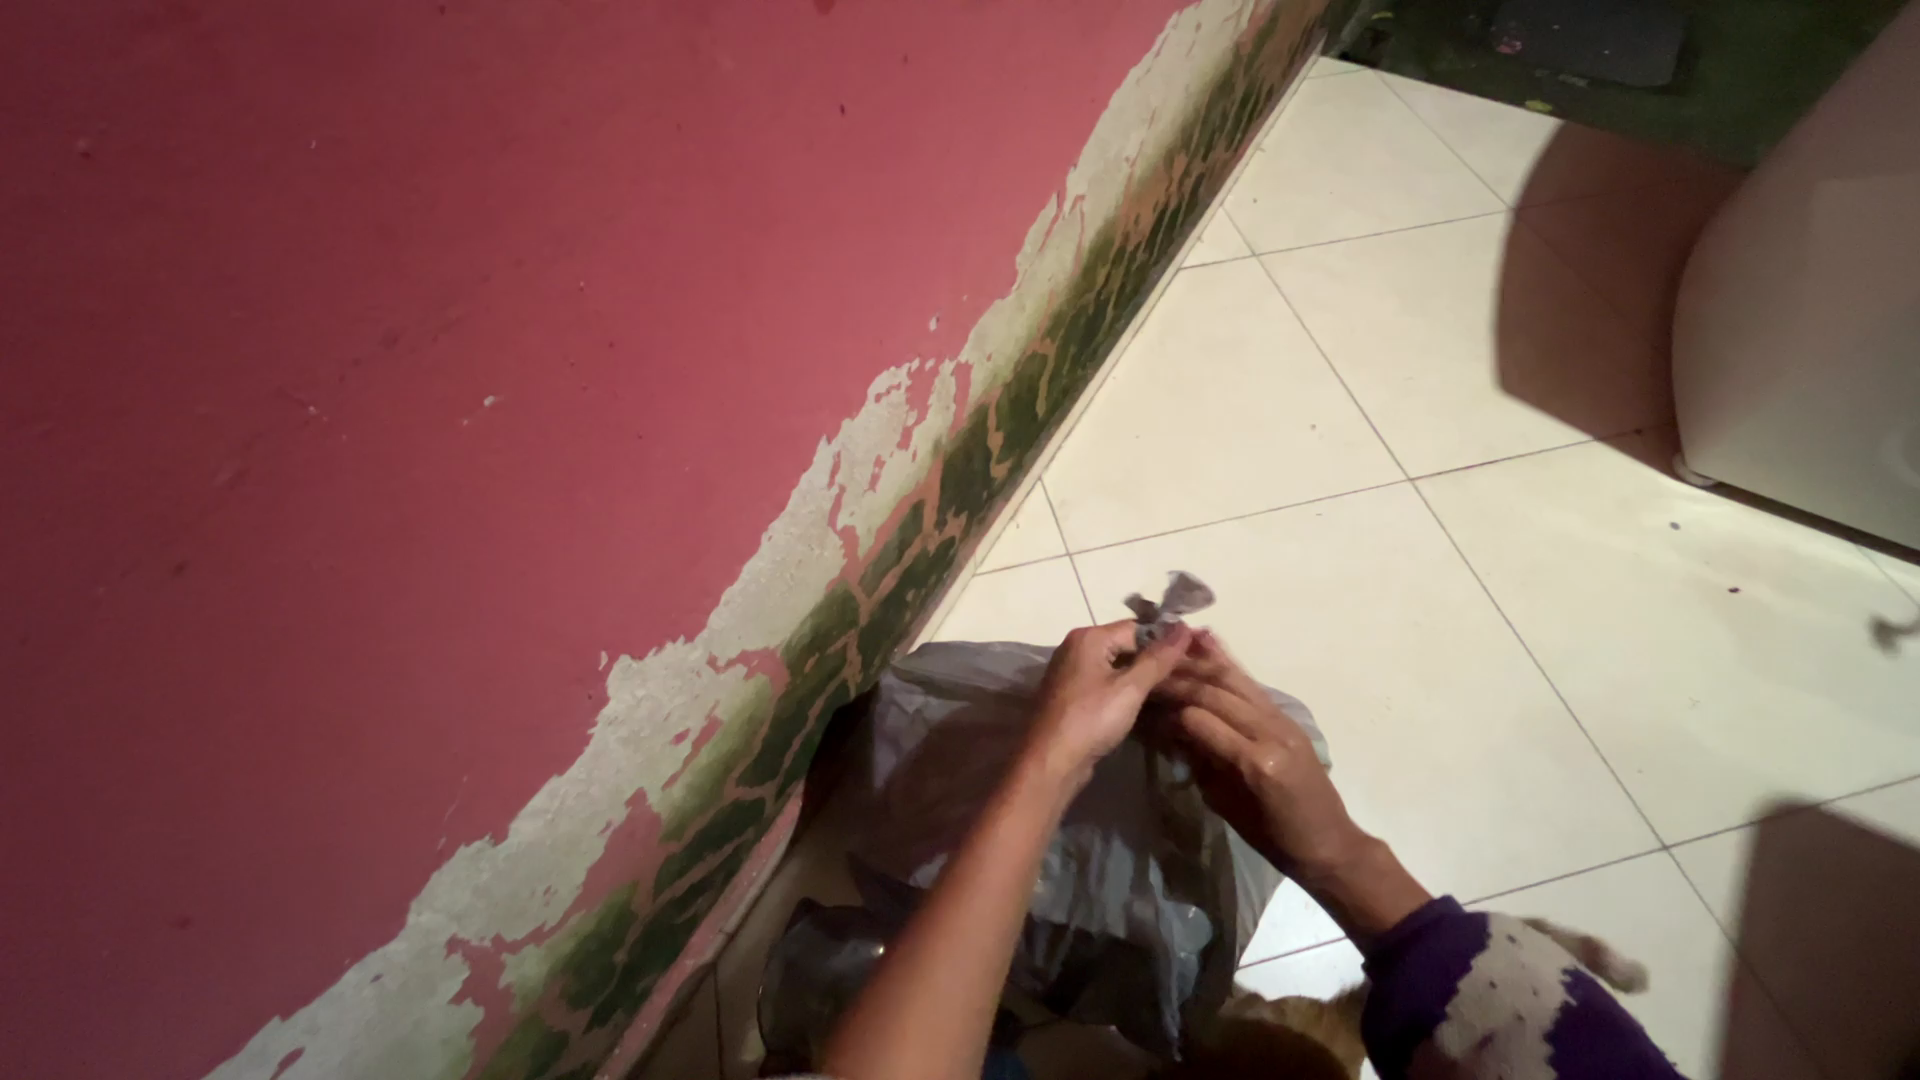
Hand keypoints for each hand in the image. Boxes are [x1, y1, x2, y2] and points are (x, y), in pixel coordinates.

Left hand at [1026, 620, 1191, 783]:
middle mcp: (1077, 648)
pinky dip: (1127, 690)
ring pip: (1118, 667)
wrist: (1051, 761)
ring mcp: (1073, 672)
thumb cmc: (1091, 719)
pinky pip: (1107, 684)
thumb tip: (1184, 627)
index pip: (1137, 628)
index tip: (1197, 654)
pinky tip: (1151, 704)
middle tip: (1192, 674)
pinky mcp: (1074, 695)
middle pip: (1126, 645)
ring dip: (1144, 677)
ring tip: (1178, 689)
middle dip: (1157, 660)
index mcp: (1088, 637)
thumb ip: (1158, 658)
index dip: (1168, 640)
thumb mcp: (1130, 688)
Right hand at [1155, 630, 1369, 882]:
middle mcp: (1270, 731)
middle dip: (1177, 679)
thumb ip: (1199, 760)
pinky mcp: (1286, 716)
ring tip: (1169, 651)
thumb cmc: (1272, 837)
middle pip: (1214, 691)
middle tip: (1148, 673)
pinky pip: (1250, 683)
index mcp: (1254, 762)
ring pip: (1232, 678)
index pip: (1198, 719)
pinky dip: (1225, 662)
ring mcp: (1282, 720)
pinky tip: (1205, 642)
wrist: (1328, 842)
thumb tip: (1170, 728)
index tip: (1144, 707)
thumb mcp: (1225, 804)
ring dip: (1198, 663)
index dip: (1168, 712)